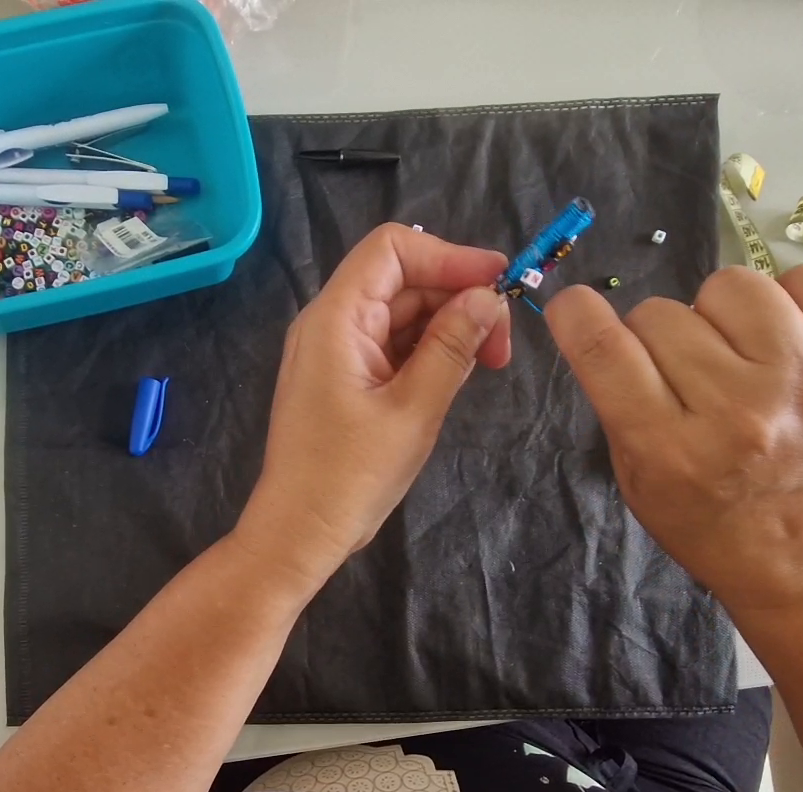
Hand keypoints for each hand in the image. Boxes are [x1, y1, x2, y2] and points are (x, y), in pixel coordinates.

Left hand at [237, 224, 511, 579]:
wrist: (300, 532)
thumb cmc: (350, 476)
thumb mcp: (414, 409)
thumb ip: (452, 346)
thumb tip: (488, 297)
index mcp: (336, 318)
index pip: (393, 249)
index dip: (449, 255)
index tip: (499, 283)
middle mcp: (331, 324)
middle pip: (402, 281)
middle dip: (457, 299)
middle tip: (502, 345)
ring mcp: (335, 353)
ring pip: (401, 316)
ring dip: (447, 329)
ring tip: (486, 366)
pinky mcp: (343, 380)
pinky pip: (391, 348)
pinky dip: (426, 354)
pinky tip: (456, 377)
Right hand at [544, 265, 802, 610]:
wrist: (789, 554)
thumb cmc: (695, 518)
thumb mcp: (632, 475)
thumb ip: (617, 403)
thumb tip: (602, 328)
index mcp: (669, 447)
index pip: (607, 352)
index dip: (575, 316)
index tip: (570, 308)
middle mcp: (736, 409)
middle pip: (660, 314)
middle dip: (648, 335)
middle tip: (667, 370)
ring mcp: (802, 383)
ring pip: (730, 286)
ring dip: (712, 312)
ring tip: (723, 351)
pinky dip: (783, 298)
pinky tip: (773, 335)